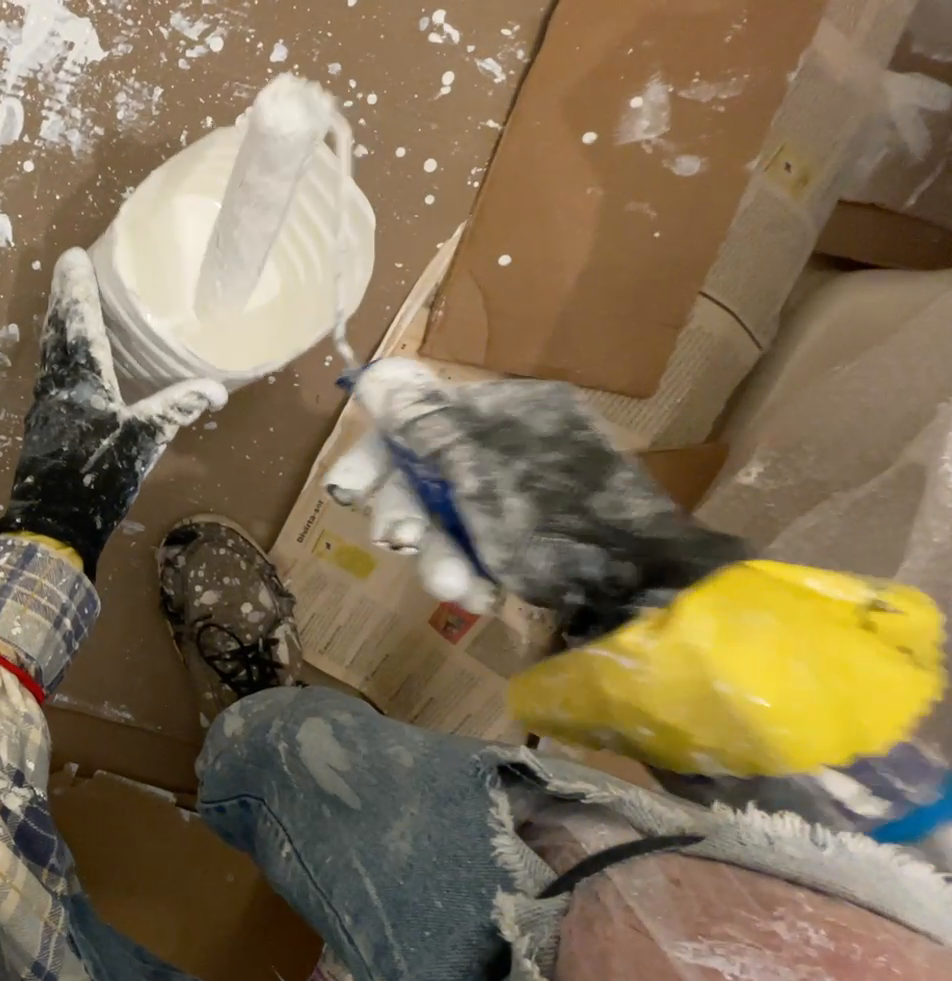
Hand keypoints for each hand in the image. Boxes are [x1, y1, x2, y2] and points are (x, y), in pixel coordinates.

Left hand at [0, 249, 226, 575]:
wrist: (51, 522)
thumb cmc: (94, 478)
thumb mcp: (142, 442)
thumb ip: (177, 409)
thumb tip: (217, 388)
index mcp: (79, 379)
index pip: (77, 321)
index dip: (76, 287)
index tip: (73, 256)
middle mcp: (56, 384)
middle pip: (56, 330)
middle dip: (64, 298)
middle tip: (71, 271)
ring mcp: (44, 404)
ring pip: (50, 352)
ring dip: (59, 324)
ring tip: (70, 305)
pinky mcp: (42, 424)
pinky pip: (50, 373)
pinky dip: (59, 352)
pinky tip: (70, 360)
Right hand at [328, 358, 747, 635]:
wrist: (646, 591)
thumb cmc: (556, 519)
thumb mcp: (480, 469)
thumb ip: (422, 425)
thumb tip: (371, 374)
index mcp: (503, 413)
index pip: (414, 418)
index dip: (374, 454)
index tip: (346, 489)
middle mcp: (505, 447)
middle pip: (419, 476)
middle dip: (405, 517)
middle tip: (396, 543)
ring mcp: (514, 495)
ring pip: (440, 522)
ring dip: (436, 556)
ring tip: (453, 588)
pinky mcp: (522, 540)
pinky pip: (470, 549)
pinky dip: (469, 573)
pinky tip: (482, 595)